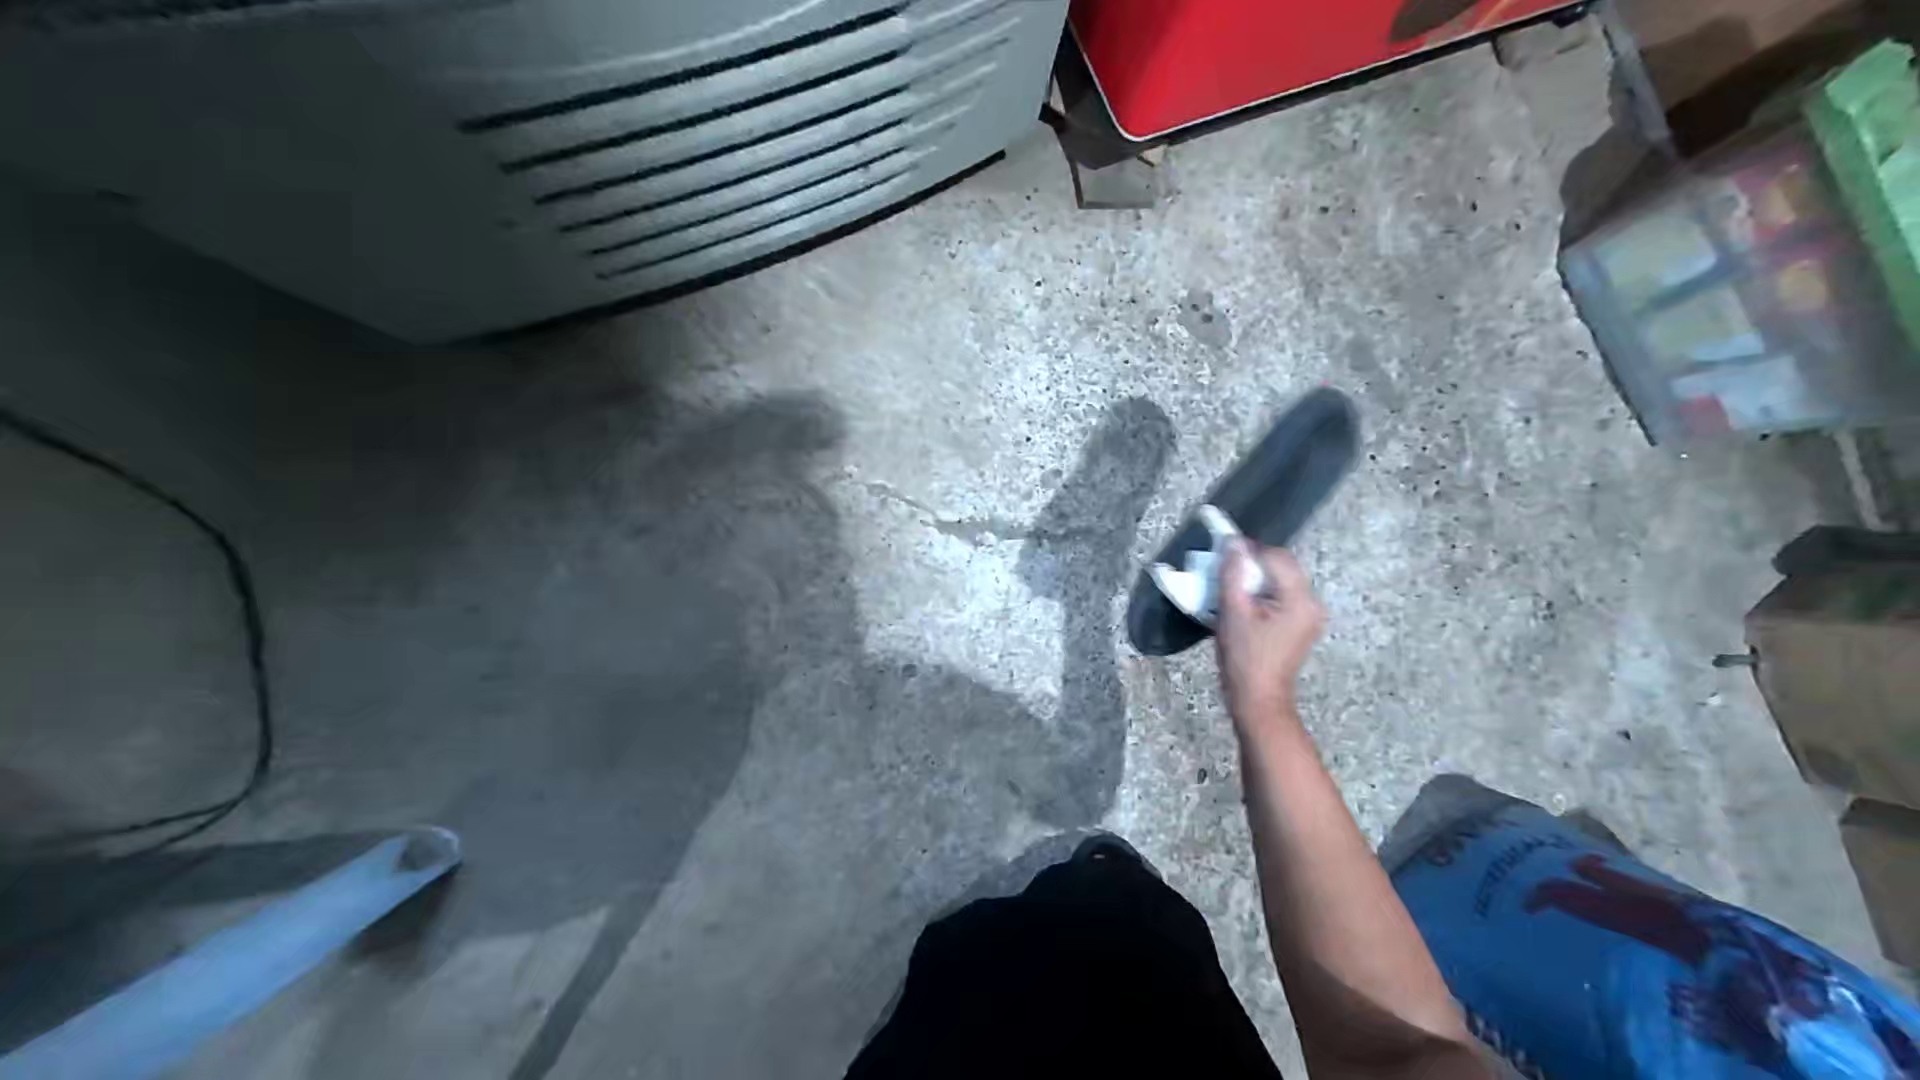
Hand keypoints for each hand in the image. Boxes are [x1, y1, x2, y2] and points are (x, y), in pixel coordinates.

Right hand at [1216, 539, 1325, 726]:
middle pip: (1281, 568)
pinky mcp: (1300, 626)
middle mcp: (1312, 603)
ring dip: (1254, 581)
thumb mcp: (1232, 613)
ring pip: (1279, 581)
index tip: (1222, 557)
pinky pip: (1280, 597)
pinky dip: (1260, 595)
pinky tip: (1242, 607)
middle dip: (1252, 567)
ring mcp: (1309, 616)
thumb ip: (1233, 574)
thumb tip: (1233, 542)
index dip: (1249, 552)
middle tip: (1223, 575)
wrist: (1257, 699)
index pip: (1277, 557)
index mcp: (1301, 599)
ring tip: (1230, 592)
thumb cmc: (1244, 658)